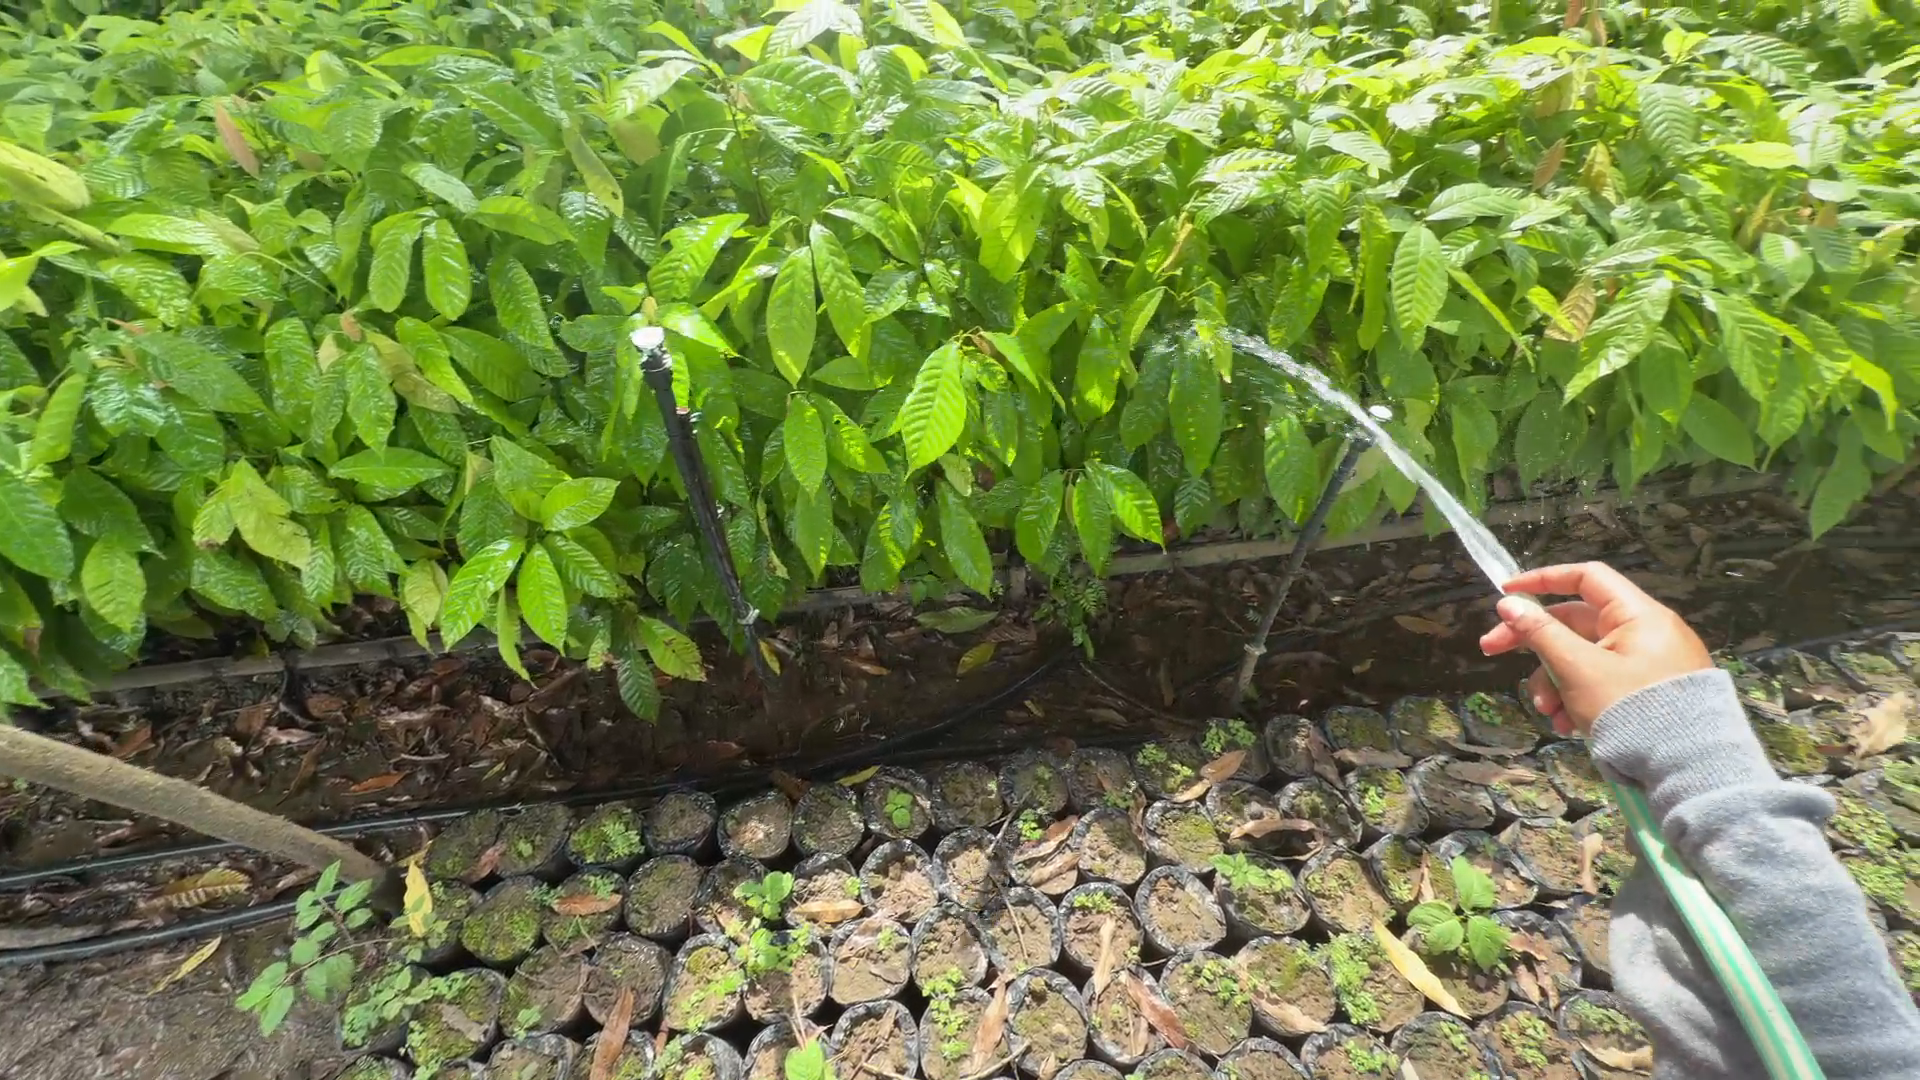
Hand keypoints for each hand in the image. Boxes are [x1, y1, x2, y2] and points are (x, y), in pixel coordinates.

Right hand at [1478, 561, 1712, 735]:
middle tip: (1490, 650)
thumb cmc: (1631, 708)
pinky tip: (1566, 722)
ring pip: (1579, 656)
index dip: (1542, 580)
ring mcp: (1646, 664)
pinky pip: (1597, 680)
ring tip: (1546, 709)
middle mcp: (1645, 634)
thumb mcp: (1576, 667)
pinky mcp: (1644, 691)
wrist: (1690, 772)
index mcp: (1638, 617)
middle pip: (1573, 622)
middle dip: (1531, 641)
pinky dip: (1574, 695)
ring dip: (1551, 679)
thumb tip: (1509, 603)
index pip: (1586, 578)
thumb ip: (1539, 631)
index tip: (1505, 594)